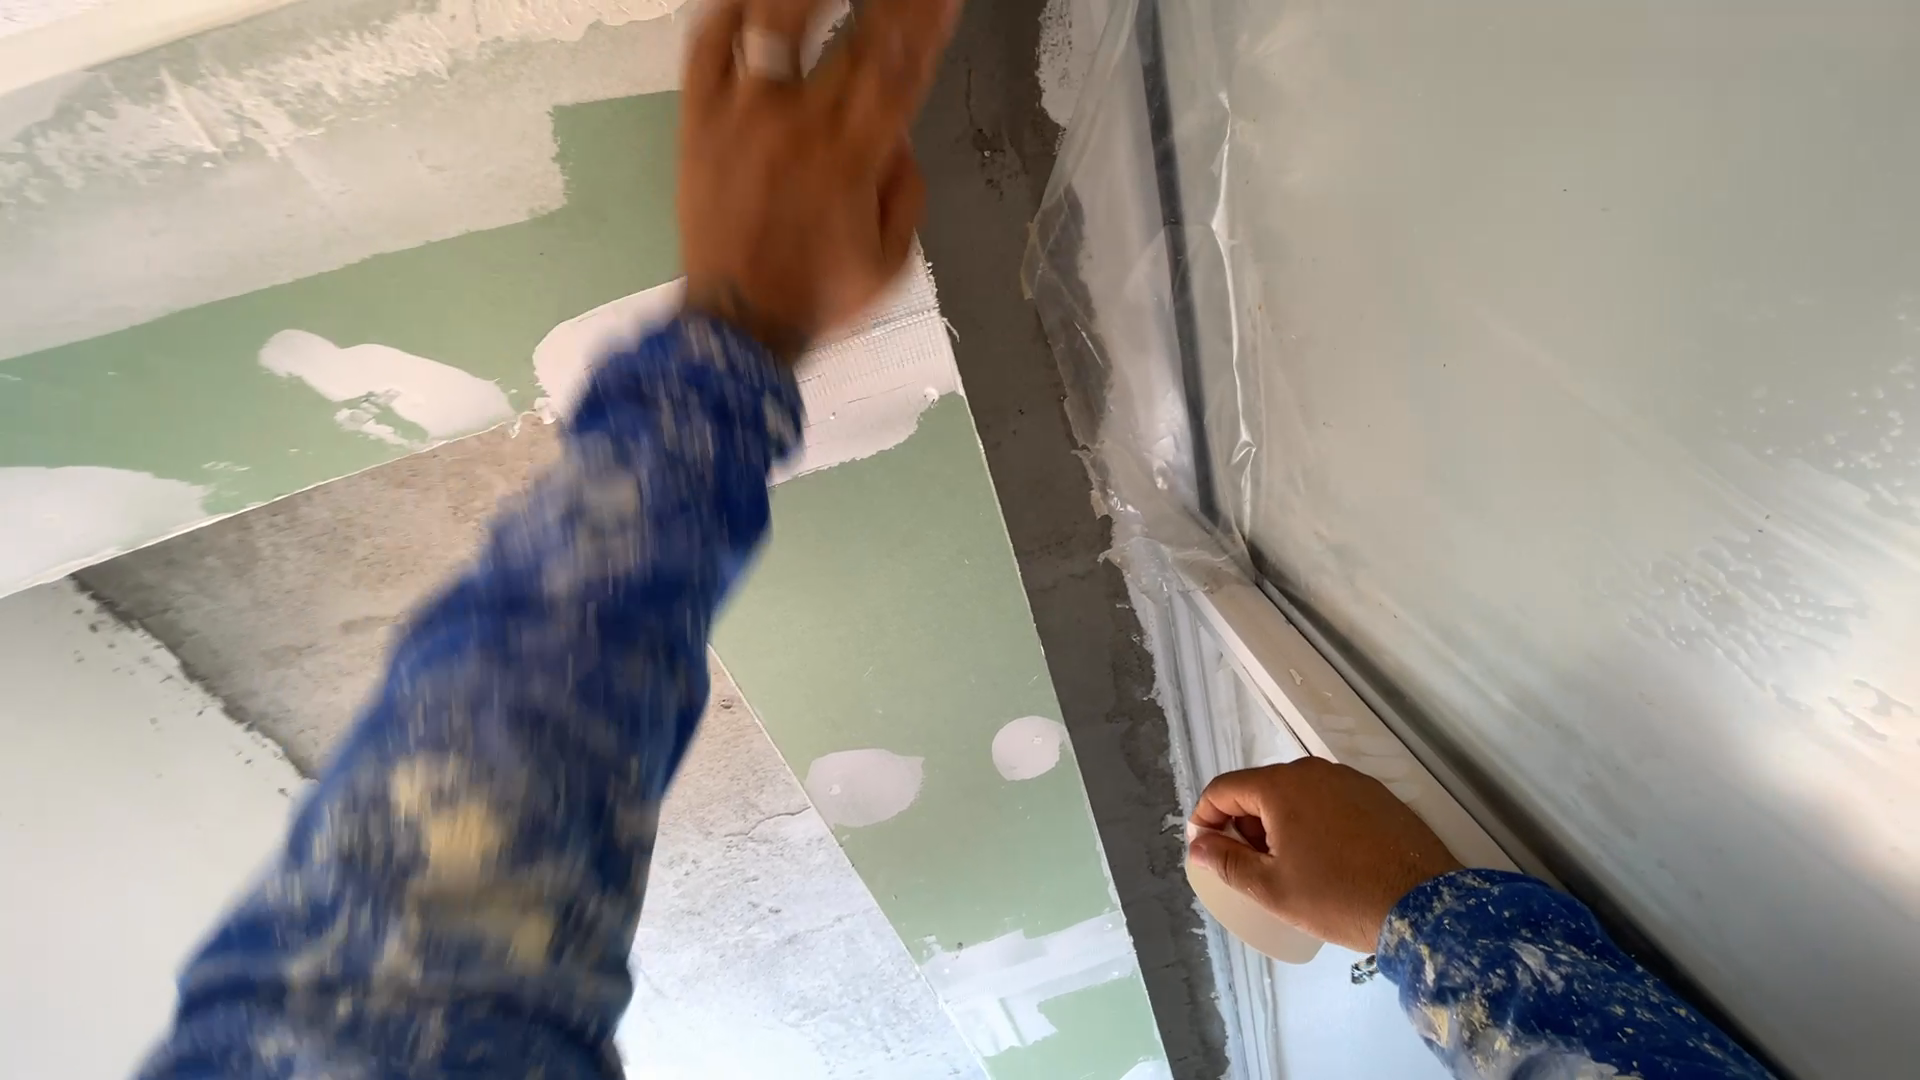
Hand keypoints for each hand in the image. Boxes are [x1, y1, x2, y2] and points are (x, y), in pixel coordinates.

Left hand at [678, 0, 959, 362]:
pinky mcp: (699, 120)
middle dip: (888, 4)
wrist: (738, 323)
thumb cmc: (817, 298)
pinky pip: (708, 47)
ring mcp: (743, 116)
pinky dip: (729, 12)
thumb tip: (897, 140)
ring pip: (775, 21)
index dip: (927, 24)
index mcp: (852, 160)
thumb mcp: (889, 266)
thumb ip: (906, 197)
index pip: (901, 72)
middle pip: (853, 39)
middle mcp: (799, 124)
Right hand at [1188, 759, 1463, 952]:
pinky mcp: (1376, 795)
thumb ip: (1227, 861)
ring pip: (1294, 794)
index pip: (1223, 788)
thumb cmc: (1339, 897)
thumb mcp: (1272, 889)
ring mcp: (1348, 780)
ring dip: (1279, 823)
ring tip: (1290, 865)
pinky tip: (1328, 857)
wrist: (1429, 909)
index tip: (1207, 848)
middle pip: (1258, 788)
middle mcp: (1311, 771)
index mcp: (1279, 785)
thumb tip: (1197, 845)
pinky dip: (1314, 821)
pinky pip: (1328, 800)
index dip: (1206, 817)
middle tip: (1251, 864)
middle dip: (1244, 823)